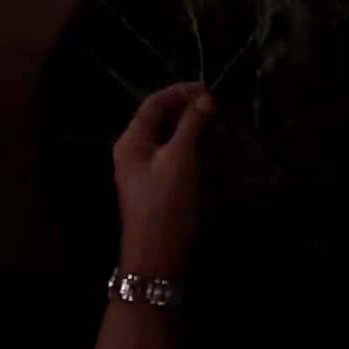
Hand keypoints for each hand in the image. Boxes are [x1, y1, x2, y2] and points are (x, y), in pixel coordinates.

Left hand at [112, 82, 213, 276]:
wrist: (158, 257)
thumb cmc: (165, 203)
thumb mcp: (180, 158)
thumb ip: (191, 125)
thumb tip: (205, 98)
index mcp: (131, 142)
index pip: (153, 104)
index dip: (179, 92)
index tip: (207, 90)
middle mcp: (134, 152)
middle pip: (160, 119)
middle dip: (186, 109)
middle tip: (214, 106)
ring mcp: (146, 170)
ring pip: (168, 137)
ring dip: (190, 127)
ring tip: (216, 123)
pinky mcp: (159, 185)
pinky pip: (173, 155)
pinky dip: (190, 145)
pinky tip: (210, 147)